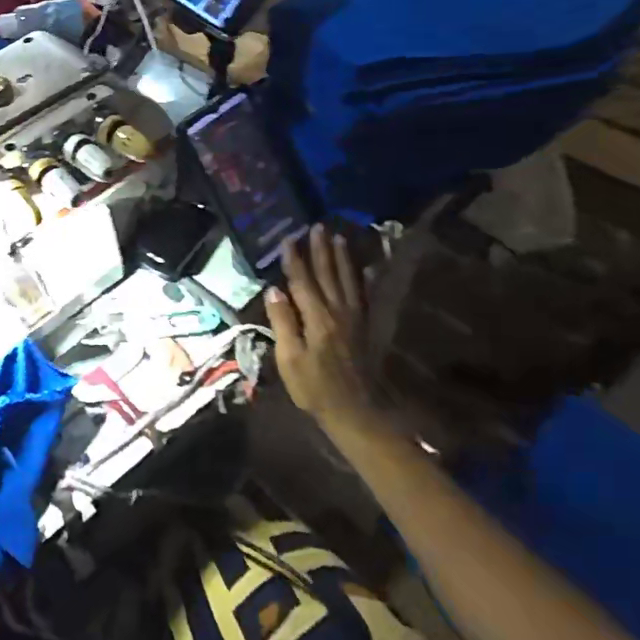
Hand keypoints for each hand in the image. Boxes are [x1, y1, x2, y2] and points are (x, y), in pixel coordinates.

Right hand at [266, 226, 379, 430]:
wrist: (357, 413)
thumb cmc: (315, 389)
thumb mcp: (290, 359)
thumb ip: (283, 322)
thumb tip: (274, 289)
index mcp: (317, 319)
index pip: (302, 282)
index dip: (294, 259)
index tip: (288, 238)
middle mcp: (338, 312)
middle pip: (328, 274)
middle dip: (321, 250)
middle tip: (317, 226)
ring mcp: (355, 319)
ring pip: (348, 280)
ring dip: (342, 258)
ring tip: (338, 238)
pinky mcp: (365, 327)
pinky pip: (363, 295)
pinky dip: (362, 279)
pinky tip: (365, 269)